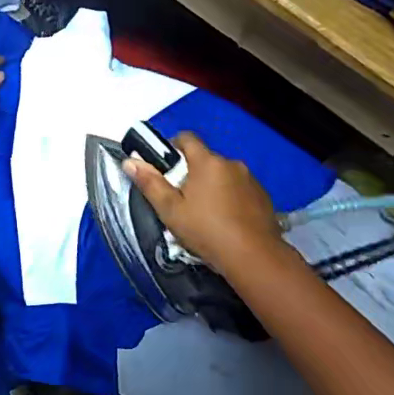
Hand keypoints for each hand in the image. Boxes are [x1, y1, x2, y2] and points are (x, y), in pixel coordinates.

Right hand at [122, 132, 284, 270]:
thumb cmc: (206, 230)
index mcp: (207, 162)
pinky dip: (231, 198)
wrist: (253, 256)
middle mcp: (231, 163)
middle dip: (191, 173)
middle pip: (205, 159)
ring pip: (224, 175)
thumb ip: (150, 183)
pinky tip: (227, 221)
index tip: (164, 168)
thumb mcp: (170, 210)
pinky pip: (240, 189)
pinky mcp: (263, 196)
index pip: (186, 138)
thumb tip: (130, 161)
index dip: (172, 147)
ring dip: (213, 186)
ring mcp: (251, 179)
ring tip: (205, 214)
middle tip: (181, 200)